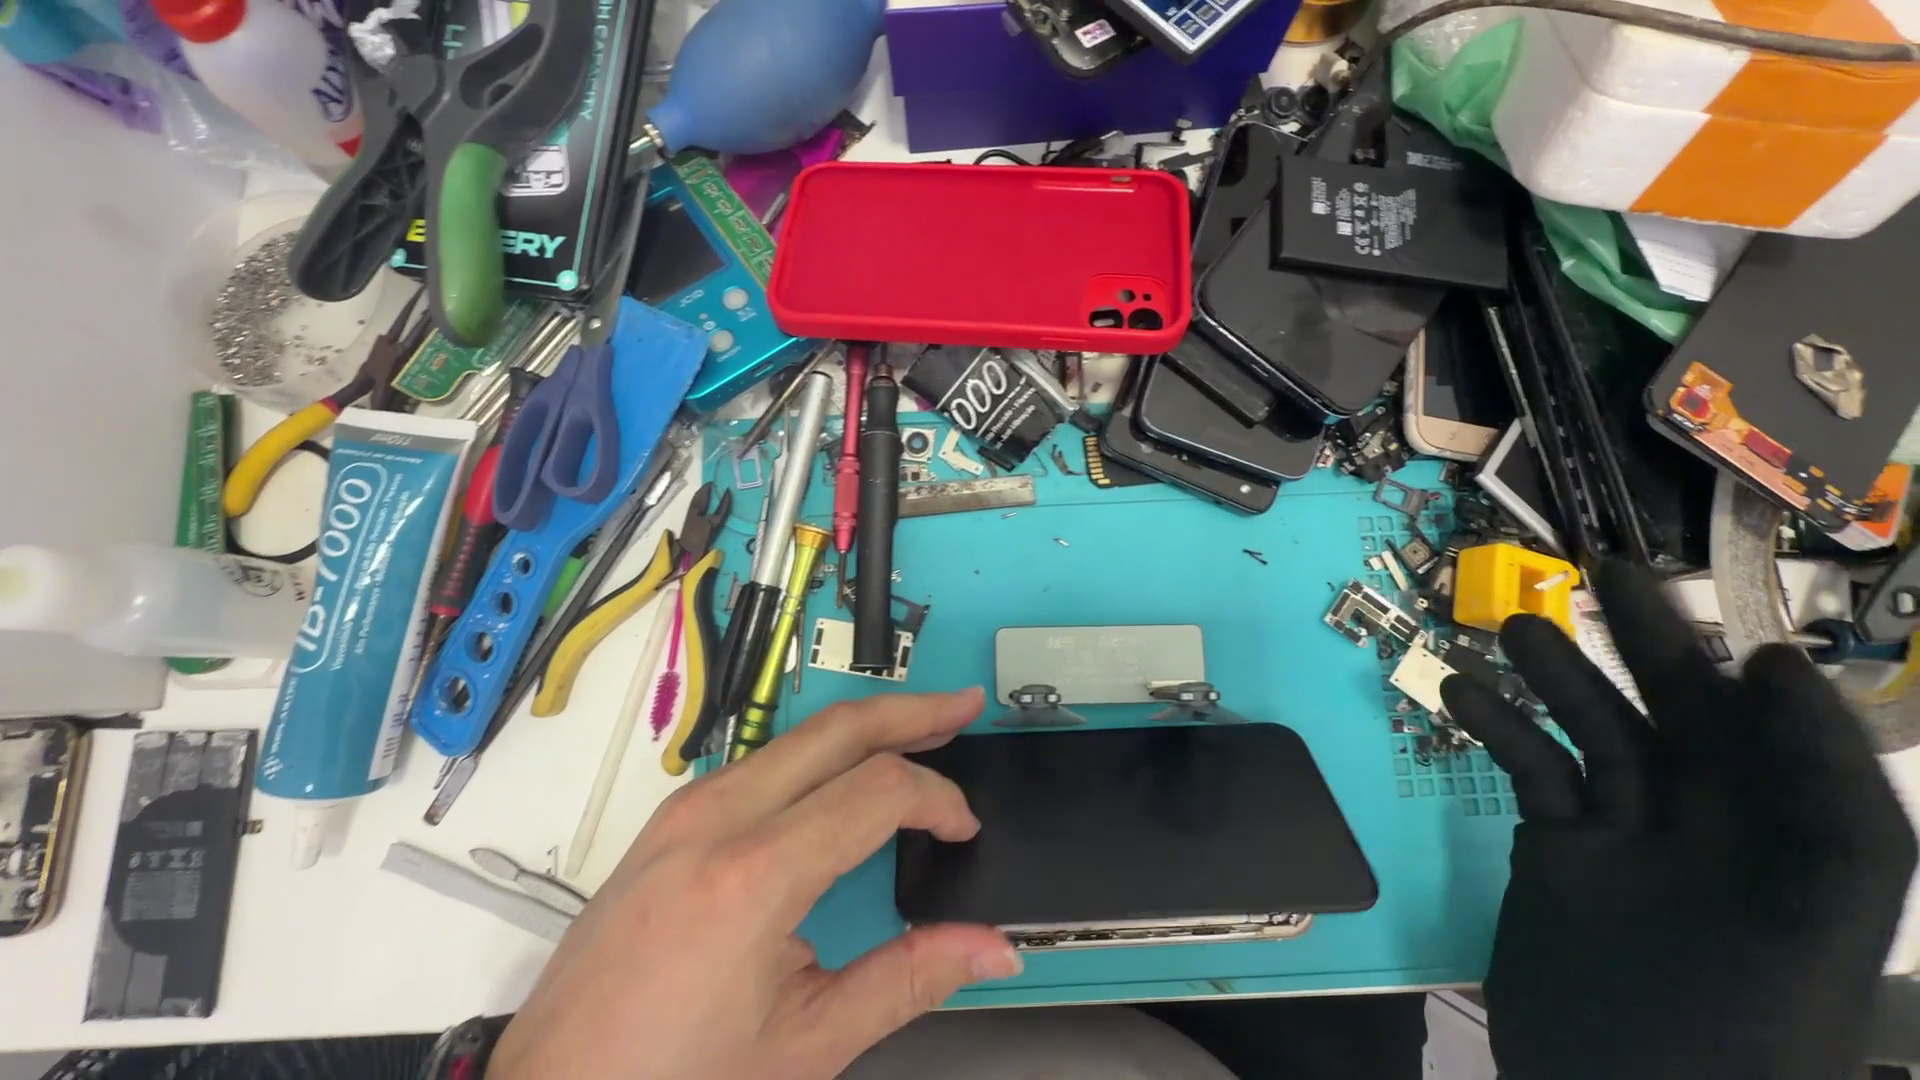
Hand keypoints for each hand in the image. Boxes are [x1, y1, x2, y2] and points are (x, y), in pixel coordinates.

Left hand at [489, 688, 1021, 1079]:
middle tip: (964, 704)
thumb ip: (909, 979)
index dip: (937, 796)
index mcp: (754, 875)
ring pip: (795, 737)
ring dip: (864, 726)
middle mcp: (716, 819)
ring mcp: (685, 811)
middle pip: (835, 729)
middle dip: (910, 709)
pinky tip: (844, 773)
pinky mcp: (670, 821)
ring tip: (919, 730)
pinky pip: (761, 762)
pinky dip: (819, 753)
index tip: (964, 830)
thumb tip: (994, 947)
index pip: (875, 790)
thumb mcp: (806, 1042)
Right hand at [1441, 561, 1915, 1079]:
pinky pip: (1531, 771)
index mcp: (1789, 835)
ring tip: (1510, 629)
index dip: (1747, 669)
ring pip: (1593, 732)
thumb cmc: (1739, 1025)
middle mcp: (1712, 822)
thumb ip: (1825, 790)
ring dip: (1553, 678)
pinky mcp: (1558, 847)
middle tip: (1598, 573)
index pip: (1776, 730)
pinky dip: (1497, 729)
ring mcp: (1626, 834)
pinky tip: (1459, 694)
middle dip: (1642, 642)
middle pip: (1679, 713)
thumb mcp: (1816, 910)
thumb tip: (1772, 669)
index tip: (1707, 614)